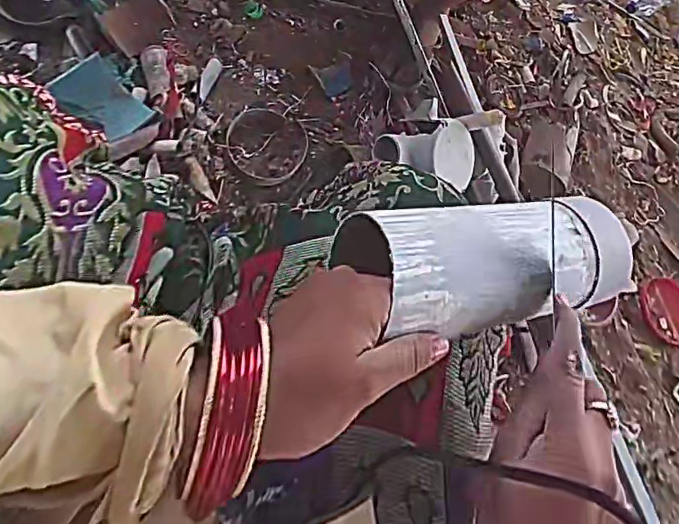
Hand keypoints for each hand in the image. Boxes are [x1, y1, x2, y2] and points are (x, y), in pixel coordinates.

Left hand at [259, 267, 446, 460]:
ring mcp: (317, 290)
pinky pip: (336, 311)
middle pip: (386, 301)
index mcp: (362, 293)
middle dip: (394, 333)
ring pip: (360, 308)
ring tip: (360, 373)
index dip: (423, 327)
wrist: (242, 398)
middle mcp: (339, 281)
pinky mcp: (300, 303)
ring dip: (367, 335)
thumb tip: (436, 342)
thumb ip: (408, 357)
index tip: (427, 352)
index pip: (412, 297)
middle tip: (391, 373)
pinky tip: (338, 364)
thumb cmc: (301, 395)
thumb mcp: (367, 385)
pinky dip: (343, 333)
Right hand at [485, 301, 621, 523]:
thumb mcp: (503, 459)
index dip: (566, 330)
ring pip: (594, 418)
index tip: (563, 306)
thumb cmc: (517, 522)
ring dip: (568, 408)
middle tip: (528, 381)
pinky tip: (550, 445)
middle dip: (560, 380)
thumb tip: (536, 379)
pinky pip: (597, 444)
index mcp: (572, 441)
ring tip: (536, 421)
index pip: (570, 368)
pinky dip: (576, 434)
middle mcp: (602, 457)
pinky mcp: (613, 494)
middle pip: (587, 392)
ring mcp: (611, 477)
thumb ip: (523, 412)